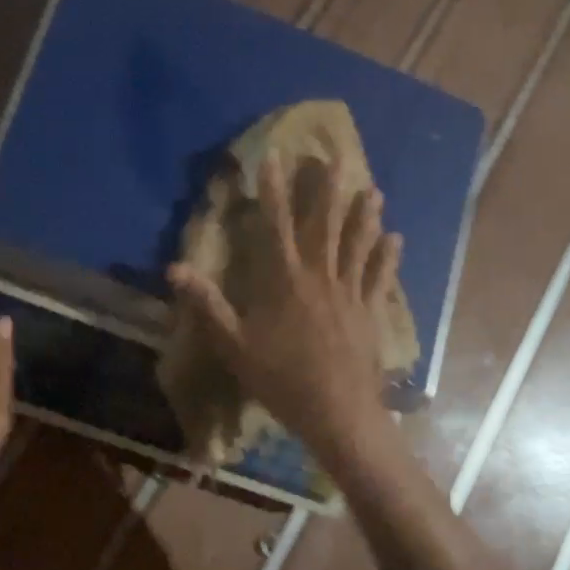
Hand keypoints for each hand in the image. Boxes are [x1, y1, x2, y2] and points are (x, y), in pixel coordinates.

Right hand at [168, 155, 402, 463]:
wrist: (337, 412)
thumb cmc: (281, 380)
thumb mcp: (234, 345)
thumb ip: (207, 304)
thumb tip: (174, 268)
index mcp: (284, 281)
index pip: (276, 225)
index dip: (274, 190)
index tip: (276, 156)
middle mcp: (319, 277)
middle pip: (324, 226)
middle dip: (327, 191)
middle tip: (336, 158)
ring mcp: (349, 294)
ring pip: (356, 246)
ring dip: (364, 216)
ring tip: (373, 189)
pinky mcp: (370, 313)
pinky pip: (379, 278)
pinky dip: (386, 258)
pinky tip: (395, 238)